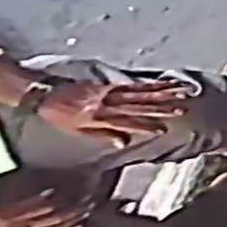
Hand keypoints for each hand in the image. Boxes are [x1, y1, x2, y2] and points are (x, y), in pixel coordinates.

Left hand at [36, 79, 193, 145]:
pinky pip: (137, 85)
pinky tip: (169, 83)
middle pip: (139, 107)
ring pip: (142, 94)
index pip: (126, 124)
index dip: (145, 127)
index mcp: (98, 119)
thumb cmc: (60, 116)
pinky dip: (155, 84)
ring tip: (183, 93)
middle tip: (182, 110)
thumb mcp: (75, 131)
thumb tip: (124, 143)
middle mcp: (108, 106)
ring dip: (165, 93)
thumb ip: (102, 135)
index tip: (163, 130)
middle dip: (161, 109)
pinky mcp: (112, 85)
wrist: (43, 94)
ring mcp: (111, 93)